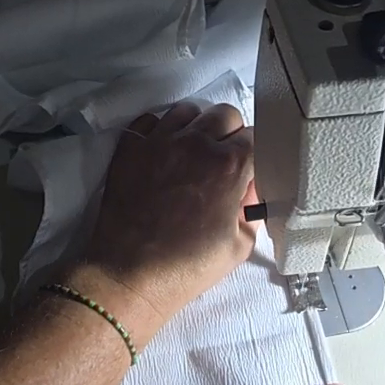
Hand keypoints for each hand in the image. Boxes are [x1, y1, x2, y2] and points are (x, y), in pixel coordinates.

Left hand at [69, 101, 256, 340]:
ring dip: (197, 126)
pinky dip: (160, 129)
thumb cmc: (187, 266)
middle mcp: (197, 143)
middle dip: (229, 133)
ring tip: (193, 151)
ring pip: (189, 110)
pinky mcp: (131, 147)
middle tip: (223, 160)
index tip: (248, 172)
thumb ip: (252, 210)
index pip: (254, 137)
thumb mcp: (240, 246)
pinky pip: (151, 119)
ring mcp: (160, 141)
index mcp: (230, 165)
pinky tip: (163, 150)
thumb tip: (247, 190)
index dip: (254, 155)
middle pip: (224, 114)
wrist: (129, 274)